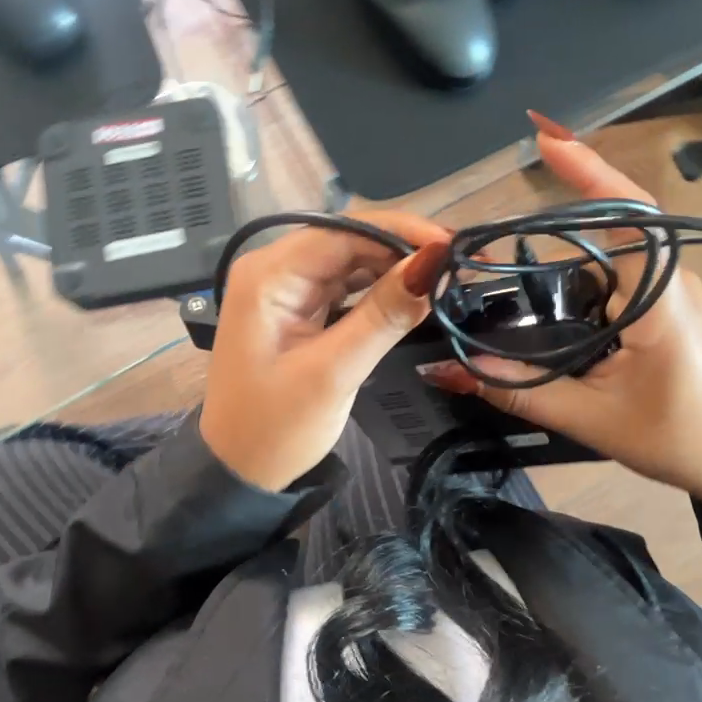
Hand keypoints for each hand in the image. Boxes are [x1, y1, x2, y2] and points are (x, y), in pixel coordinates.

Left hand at [201, 213, 452, 491]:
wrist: (238, 471)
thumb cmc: (276, 428)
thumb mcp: (334, 372)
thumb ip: (384, 314)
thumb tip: (436, 262)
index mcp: (269, 275)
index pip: (344, 230)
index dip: (404, 232)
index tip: (456, 247)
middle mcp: (273, 269)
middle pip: (349, 239)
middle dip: (405, 247)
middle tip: (463, 264)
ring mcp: (284, 289)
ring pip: (351, 260)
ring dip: (397, 266)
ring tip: (448, 277)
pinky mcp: (297, 309)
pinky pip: (345, 285)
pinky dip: (379, 288)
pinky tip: (413, 294)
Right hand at [425, 128, 701, 525]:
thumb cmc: (682, 440)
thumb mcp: (592, 420)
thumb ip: (519, 391)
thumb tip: (450, 369)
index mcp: (661, 303)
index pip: (631, 217)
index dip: (591, 172)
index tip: (546, 139)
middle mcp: (670, 285)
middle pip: (613, 227)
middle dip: (562, 206)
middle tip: (502, 208)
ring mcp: (672, 297)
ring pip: (613, 255)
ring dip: (567, 246)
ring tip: (509, 254)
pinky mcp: (667, 313)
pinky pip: (619, 277)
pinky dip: (581, 274)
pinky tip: (546, 293)